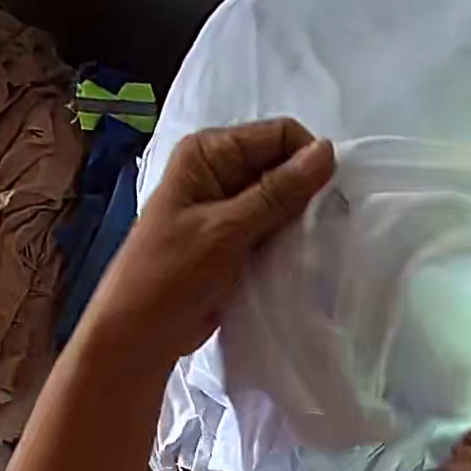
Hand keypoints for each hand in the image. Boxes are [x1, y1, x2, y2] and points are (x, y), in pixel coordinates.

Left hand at [81, 118, 335, 363]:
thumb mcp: (225, 230)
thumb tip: (327, 152)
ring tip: (313, 247)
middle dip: (306, 193)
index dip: (307, 159)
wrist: (141, 334)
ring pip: (279, 205)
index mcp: (208, 154)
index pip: (277, 136)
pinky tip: (301, 261)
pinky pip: (270, 235)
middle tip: (326, 228)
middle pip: (280, 168)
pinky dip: (286, 246)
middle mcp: (218, 175)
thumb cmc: (171, 276)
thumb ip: (276, 193)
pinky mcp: (233, 247)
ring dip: (298, 224)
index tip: (330, 197)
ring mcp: (226, 213)